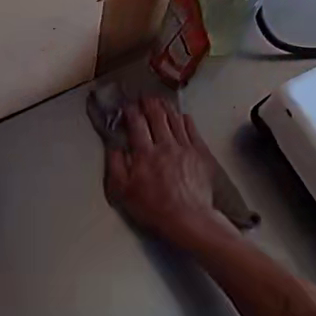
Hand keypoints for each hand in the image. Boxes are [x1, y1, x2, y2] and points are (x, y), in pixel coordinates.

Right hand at [105, 96, 226, 246]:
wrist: (188, 218)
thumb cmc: (154, 209)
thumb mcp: (124, 191)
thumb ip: (116, 166)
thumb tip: (114, 147)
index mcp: (144, 154)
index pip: (136, 124)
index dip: (131, 111)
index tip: (128, 106)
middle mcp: (165, 146)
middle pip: (157, 116)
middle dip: (149, 103)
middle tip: (145, 97)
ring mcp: (185, 148)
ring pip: (175, 120)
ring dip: (167, 108)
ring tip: (162, 101)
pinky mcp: (201, 154)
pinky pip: (193, 130)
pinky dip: (187, 120)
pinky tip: (183, 116)